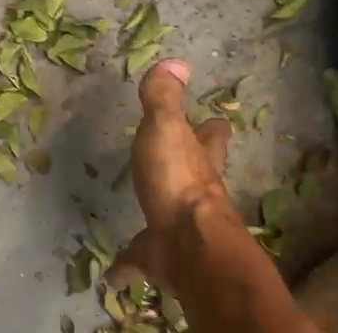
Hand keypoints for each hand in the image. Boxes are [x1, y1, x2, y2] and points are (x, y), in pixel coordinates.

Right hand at [108, 58, 236, 289]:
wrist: (190, 247)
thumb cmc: (178, 181)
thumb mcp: (166, 130)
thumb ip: (164, 98)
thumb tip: (177, 59)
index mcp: (197, 163)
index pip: (208, 139)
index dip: (214, 130)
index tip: (223, 121)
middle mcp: (195, 194)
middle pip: (200, 176)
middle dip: (198, 168)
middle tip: (198, 162)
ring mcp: (177, 226)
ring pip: (171, 217)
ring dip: (164, 214)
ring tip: (150, 215)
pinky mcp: (157, 254)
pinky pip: (135, 260)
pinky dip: (125, 267)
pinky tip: (113, 277)